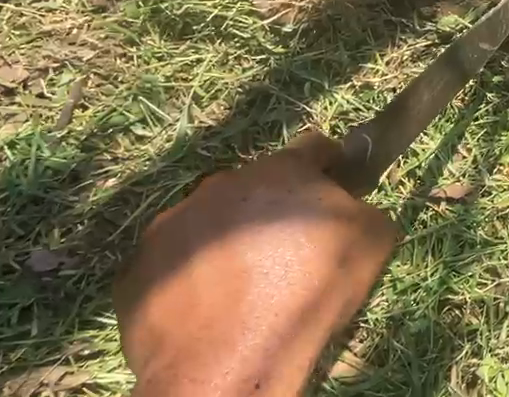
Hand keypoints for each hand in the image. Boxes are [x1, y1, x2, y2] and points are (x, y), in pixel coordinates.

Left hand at [115, 133, 396, 396]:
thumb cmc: (311, 286)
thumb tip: (345, 209)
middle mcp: (220, 186)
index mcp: (280, 169)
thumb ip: (360, 206)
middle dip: (276, 205)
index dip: (331, 168)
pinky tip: (213, 306)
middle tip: (294, 246)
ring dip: (232, 236)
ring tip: (248, 282)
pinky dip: (195, 274)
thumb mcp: (373, 235)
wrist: (232, 362)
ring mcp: (169, 229)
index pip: (314, 147)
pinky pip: (176, 261)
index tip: (340, 194)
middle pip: (258, 185)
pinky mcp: (135, 274)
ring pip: (212, 220)